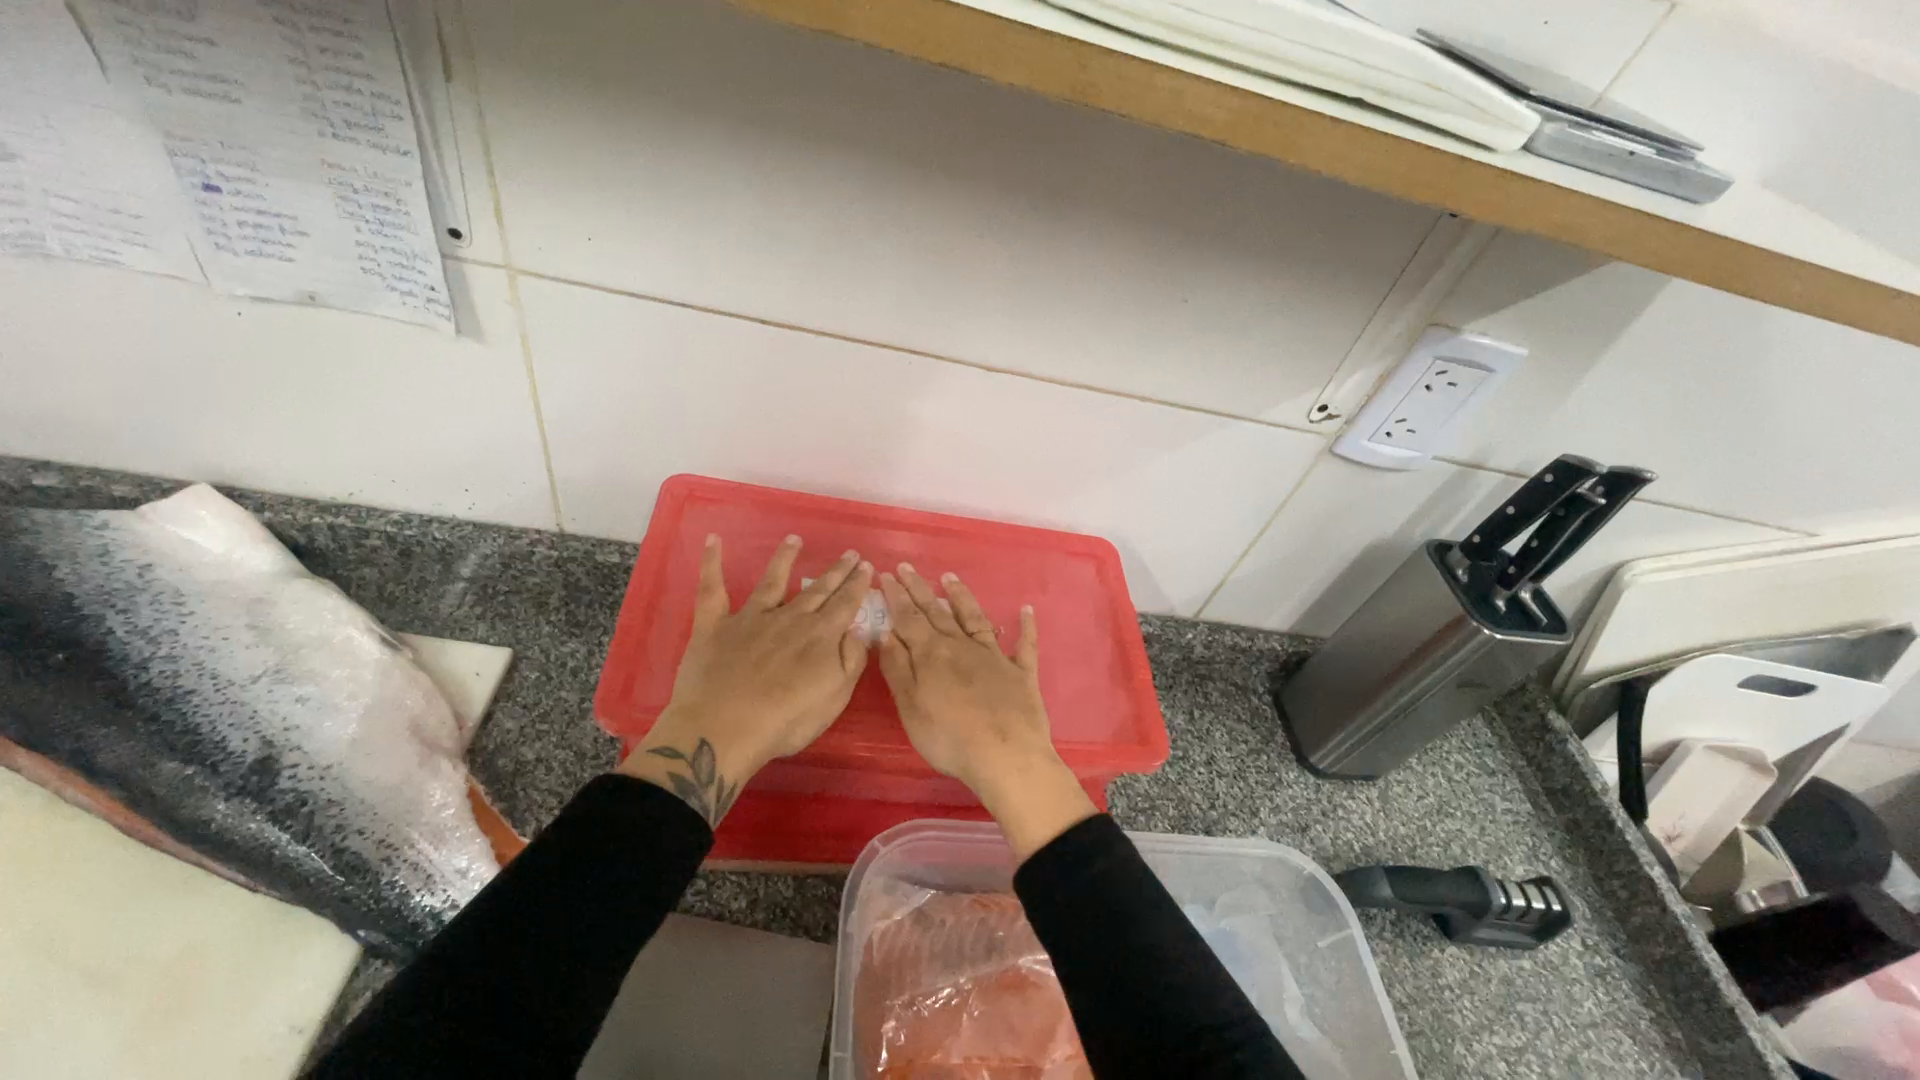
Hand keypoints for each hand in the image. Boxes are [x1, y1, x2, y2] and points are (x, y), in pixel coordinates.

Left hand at [620, 534, 873, 824]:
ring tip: (794, 539)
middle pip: (817, 590)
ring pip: (771, 581)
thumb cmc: (785, 721)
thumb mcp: (835, 698)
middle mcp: (789, 618)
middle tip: (850, 553)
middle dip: (836, 571)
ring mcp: (750, 618)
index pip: (845, 604)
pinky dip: (712, 563)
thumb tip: (858, 629)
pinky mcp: (714, 625)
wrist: (724, 729)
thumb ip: (851, 660)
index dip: (857, 585)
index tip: (867, 566)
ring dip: (784, 558)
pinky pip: (712, 588)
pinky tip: (713, 540)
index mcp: (820, 637)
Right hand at [876, 564, 1095, 859]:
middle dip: (920, 589)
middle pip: (937, 612)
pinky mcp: (1021, 672)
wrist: (1005, 755)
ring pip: (974, 618)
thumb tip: (886, 634)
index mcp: (931, 654)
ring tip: (950, 578)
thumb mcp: (910, 707)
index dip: (896, 597)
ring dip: (962, 597)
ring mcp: (994, 656)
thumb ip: (897, 668)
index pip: (908, 618)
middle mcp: (961, 646)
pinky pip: (1024, 643)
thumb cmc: (949, 738)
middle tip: (907, 568)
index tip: (886, 576)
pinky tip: (1026, 610)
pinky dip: (1025, 626)